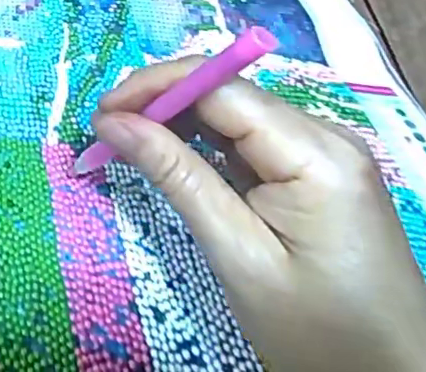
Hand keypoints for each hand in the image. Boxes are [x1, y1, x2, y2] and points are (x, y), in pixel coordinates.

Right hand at [92, 64, 425, 371]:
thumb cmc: (324, 339)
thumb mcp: (239, 258)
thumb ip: (176, 176)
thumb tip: (112, 120)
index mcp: (316, 152)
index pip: (217, 86)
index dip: (152, 87)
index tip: (101, 114)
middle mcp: (324, 132)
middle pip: (222, 91)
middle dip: (158, 103)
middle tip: (107, 132)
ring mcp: (323, 148)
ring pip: (229, 109)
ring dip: (175, 120)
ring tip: (130, 144)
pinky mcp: (316, 167)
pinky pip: (246, 134)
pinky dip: (201, 140)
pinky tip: (173, 157)